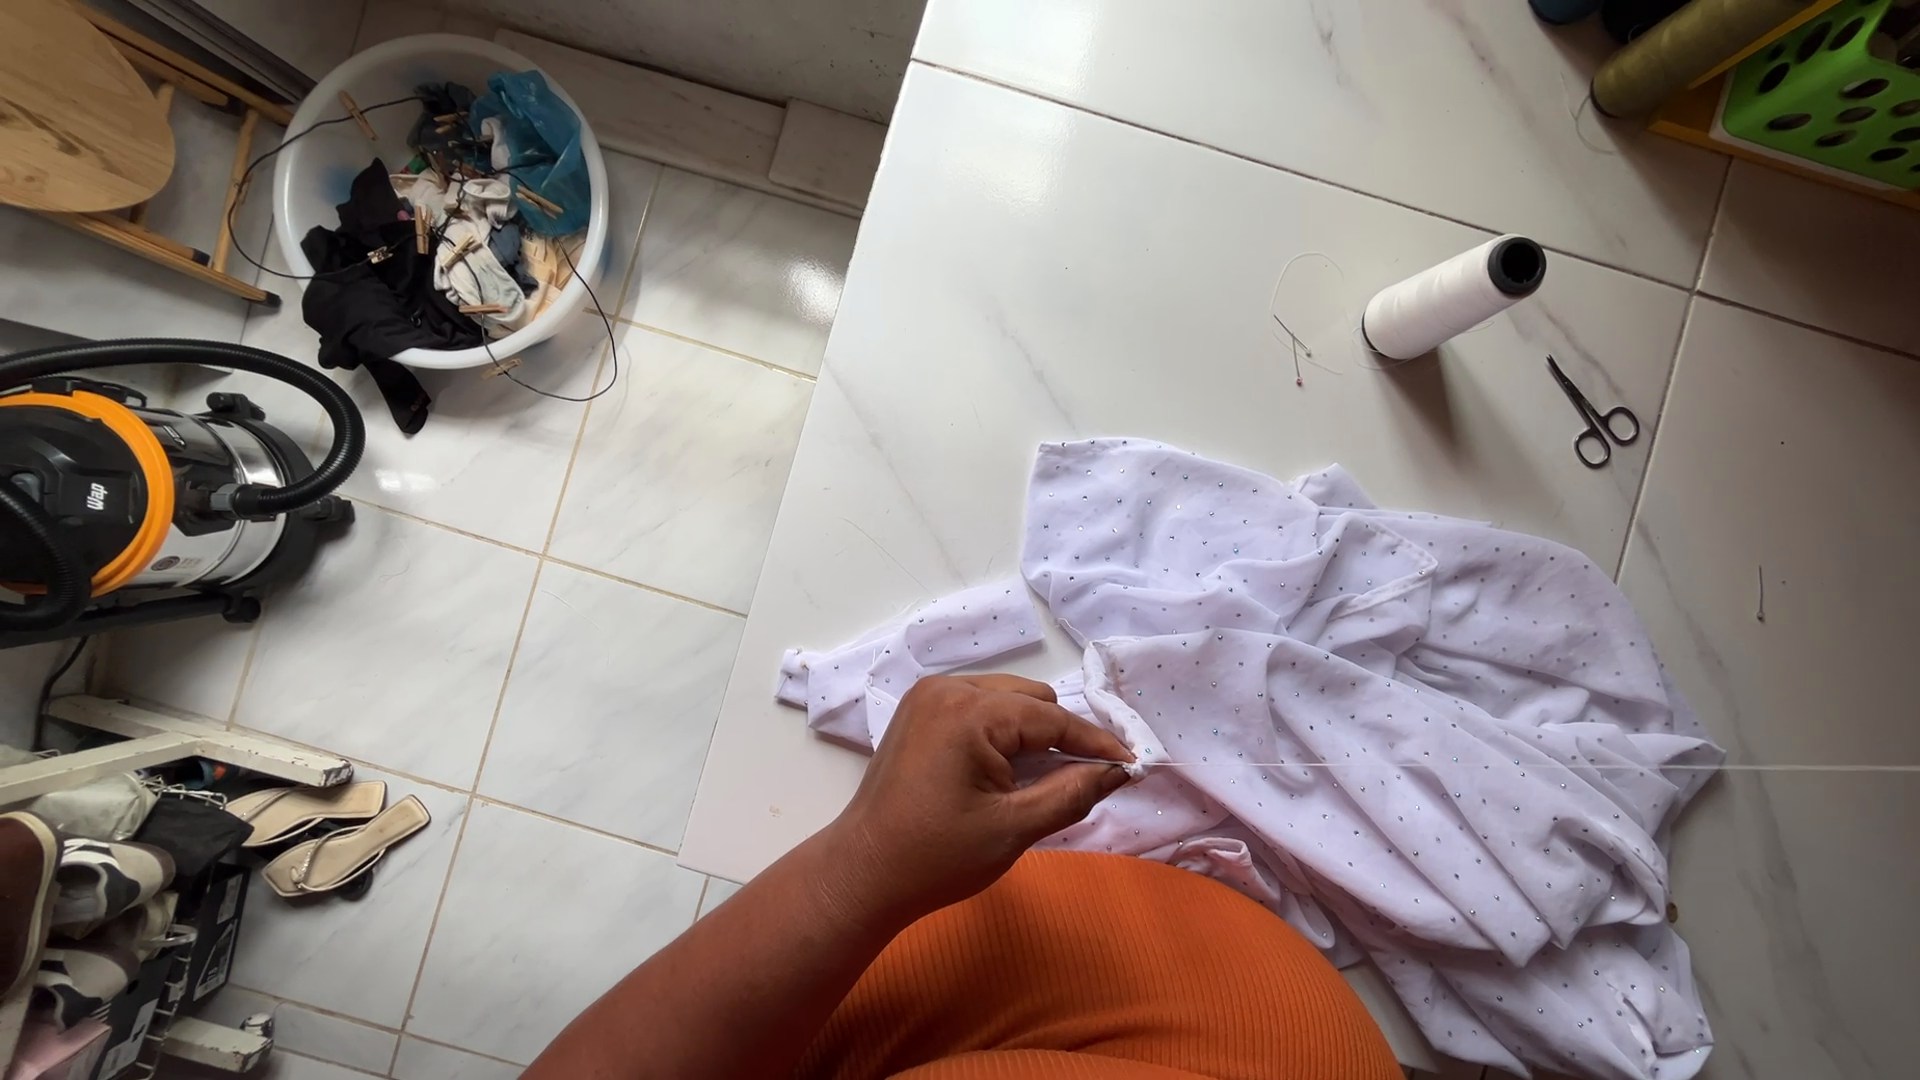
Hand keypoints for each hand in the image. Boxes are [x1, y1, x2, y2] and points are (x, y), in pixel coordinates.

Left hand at [822, 674, 1133, 923]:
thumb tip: (1116, 771)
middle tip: (1082, 777)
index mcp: (969, 712)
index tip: (1131, 763)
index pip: (1050, 718)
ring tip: (1040, 775)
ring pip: (1007, 696)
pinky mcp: (920, 707)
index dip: (1094, 743)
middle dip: (1060, 735)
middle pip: (1031, 698)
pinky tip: (1005, 764)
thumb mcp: (1014, 829)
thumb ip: (1071, 793)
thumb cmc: (937, 857)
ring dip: (1031, 729)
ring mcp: (929, 694)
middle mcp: (948, 688)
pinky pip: (980, 703)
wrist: (865, 872)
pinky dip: (1002, 727)